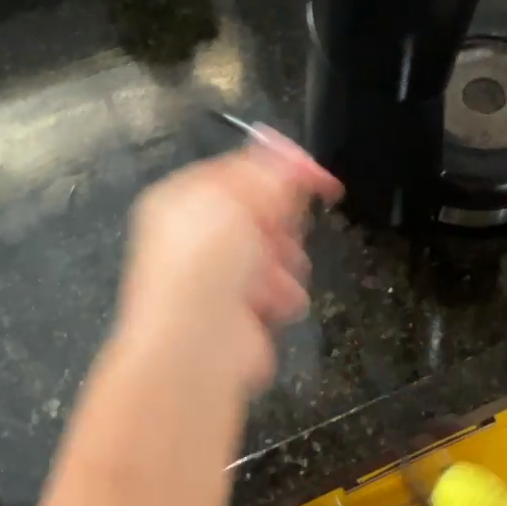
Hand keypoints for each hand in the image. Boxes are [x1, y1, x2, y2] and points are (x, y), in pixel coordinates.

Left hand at [114, 131, 341, 396]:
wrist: (197, 349)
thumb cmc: (202, 273)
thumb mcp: (233, 204)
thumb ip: (267, 175)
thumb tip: (290, 155)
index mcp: (186, 201)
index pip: (243, 170)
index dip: (283, 170)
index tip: (320, 178)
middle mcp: (201, 236)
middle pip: (264, 211)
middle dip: (281, 224)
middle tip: (276, 234)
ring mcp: (223, 276)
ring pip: (278, 252)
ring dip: (285, 262)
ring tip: (271, 277)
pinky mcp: (245, 309)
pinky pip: (281, 289)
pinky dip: (284, 295)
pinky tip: (272, 302)